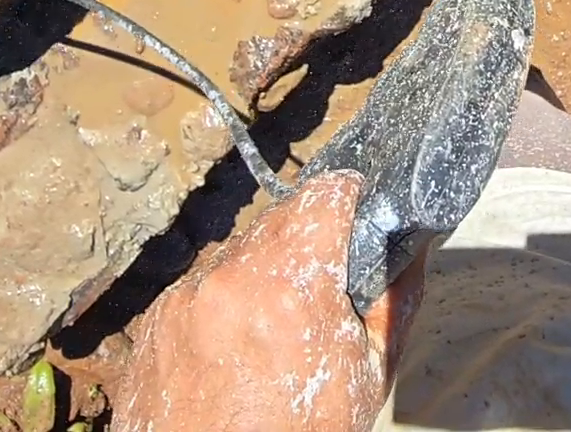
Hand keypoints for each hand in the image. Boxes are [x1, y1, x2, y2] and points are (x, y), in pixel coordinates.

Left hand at [111, 173, 421, 431]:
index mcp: (293, 283)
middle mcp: (232, 275)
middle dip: (303, 242)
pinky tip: (229, 349)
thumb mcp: (370, 375)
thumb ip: (396, 298)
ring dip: (258, 272)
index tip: (354, 203)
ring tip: (267, 330)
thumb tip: (415, 243)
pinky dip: (219, 303)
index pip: (326, 194)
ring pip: (238, 252)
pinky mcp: (155, 316)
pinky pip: (199, 286)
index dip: (347, 195)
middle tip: (315, 288)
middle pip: (281, 221)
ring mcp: (186, 295)